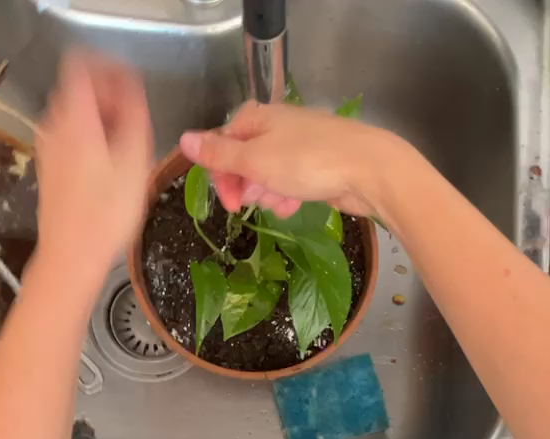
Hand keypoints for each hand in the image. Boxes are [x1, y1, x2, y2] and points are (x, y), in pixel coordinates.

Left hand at [33, 51, 153, 280]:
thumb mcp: (134, 163)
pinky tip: (111, 172)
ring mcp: (49, 151)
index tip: (133, 87)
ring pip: (76, 119)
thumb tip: (132, 90)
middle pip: (80, 92)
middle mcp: (55, 128)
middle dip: (110, 99)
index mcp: (76, 118)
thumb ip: (135, 118)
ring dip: (103, 124)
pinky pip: (72, 143)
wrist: (71, 258)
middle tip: (137, 124)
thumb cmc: (105, 216)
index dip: (111, 69)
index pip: (84, 66)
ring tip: (129, 151)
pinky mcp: (51, 173)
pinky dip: (92, 145)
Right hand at [178, 103, 410, 221]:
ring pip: (268, 174)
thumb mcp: (256, 160)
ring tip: (279, 205)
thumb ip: (219, 154)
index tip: (229, 202)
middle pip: (245, 160)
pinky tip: (293, 207)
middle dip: (245, 186)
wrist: (366, 169)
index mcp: (258, 119)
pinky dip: (288, 196)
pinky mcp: (318, 166)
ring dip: (267, 194)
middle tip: (249, 206)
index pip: (223, 143)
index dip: (221, 174)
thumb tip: (184, 140)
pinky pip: (291, 183)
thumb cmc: (307, 162)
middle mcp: (277, 127)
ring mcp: (299, 146)